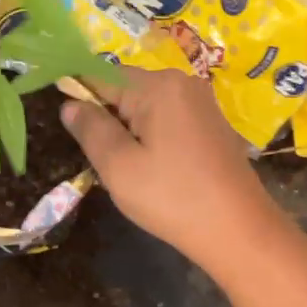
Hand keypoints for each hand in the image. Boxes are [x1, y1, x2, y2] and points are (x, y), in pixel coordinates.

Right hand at [60, 67, 273, 265]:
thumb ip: (90, 129)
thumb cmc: (172, 197)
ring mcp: (200, 104)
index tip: (68, 128)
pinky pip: (165, 119)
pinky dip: (149, 137)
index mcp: (158, 86)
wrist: (238, 230)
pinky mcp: (210, 125)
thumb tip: (69, 104)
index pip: (101, 76)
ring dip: (126, 131)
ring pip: (144, 107)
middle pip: (124, 90)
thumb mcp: (118, 165)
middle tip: (99, 158)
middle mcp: (182, 84)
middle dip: (105, 118)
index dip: (78, 97)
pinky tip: (151, 169)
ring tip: (124, 167)